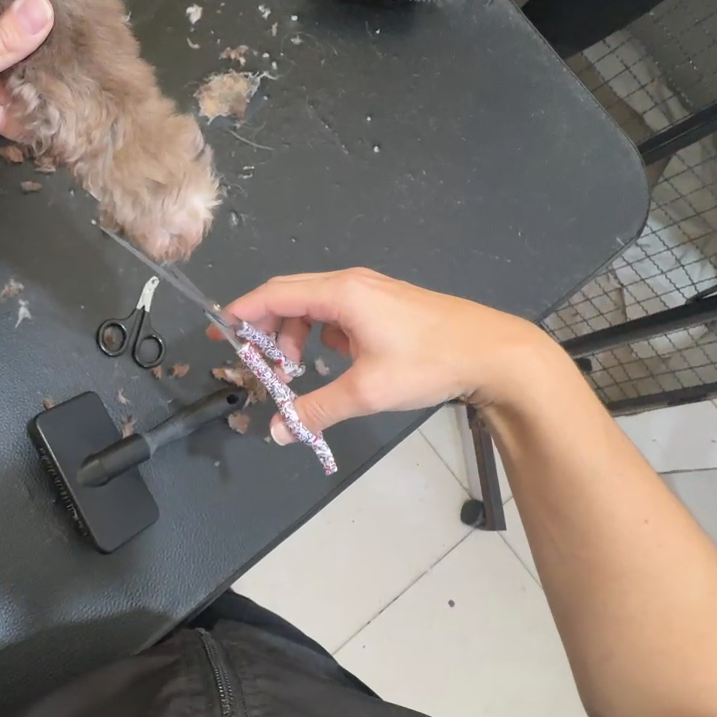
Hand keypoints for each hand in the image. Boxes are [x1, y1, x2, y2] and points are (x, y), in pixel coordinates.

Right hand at [220, 268, 568, 442]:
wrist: (496, 353)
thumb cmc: (429, 363)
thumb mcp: (366, 392)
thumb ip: (316, 410)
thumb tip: (279, 433)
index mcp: (340, 294)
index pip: (273, 294)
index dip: (241, 312)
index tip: (219, 332)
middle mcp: (350, 283)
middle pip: (288, 295)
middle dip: (265, 327)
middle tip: (253, 359)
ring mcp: (368, 290)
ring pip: (311, 304)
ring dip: (294, 334)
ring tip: (297, 369)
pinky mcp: (382, 302)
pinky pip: (334, 310)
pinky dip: (320, 332)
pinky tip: (335, 358)